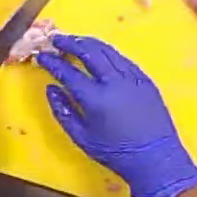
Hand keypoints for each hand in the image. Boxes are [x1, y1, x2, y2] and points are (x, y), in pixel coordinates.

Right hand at [38, 35, 196, 196]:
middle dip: (71, 42)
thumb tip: (51, 89)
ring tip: (76, 41)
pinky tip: (100, 54)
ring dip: (89, 43)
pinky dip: (107, 53)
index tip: (41, 56)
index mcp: (96, 98)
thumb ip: (63, 111)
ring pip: (108, 51)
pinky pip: (122, 59)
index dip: (52, 62)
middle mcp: (114, 82)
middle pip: (90, 52)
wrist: (155, 157)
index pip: (69, 72)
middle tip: (57, 39)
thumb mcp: (81, 137)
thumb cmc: (114, 152)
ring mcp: (133, 78)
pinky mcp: (145, 79)